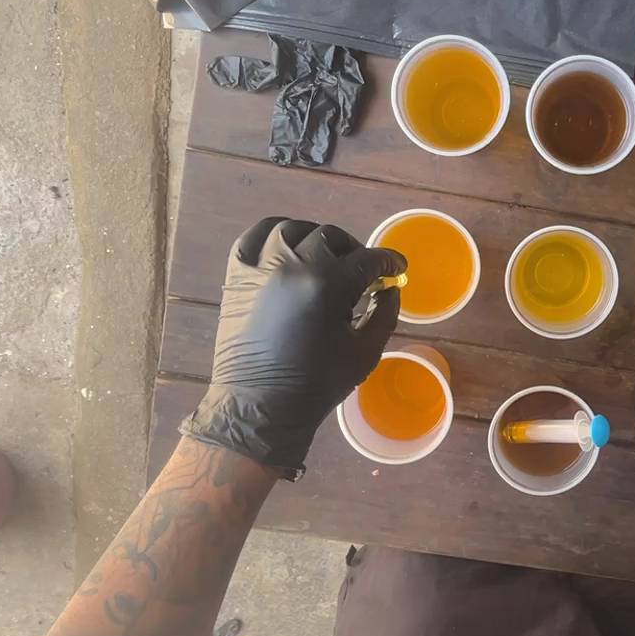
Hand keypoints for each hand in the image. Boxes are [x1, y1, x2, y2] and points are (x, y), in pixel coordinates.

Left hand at [180, 218, 405, 474]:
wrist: (260, 406)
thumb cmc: (319, 383)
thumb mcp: (366, 350)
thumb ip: (385, 311)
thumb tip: (390, 286)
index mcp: (328, 284)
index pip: (367, 259)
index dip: (388, 261)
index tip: (397, 267)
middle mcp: (292, 266)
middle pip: (330, 237)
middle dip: (353, 250)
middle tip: (362, 269)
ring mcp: (260, 268)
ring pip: (292, 229)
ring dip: (315, 238)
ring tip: (324, 255)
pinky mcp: (237, 277)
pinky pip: (254, 238)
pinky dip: (274, 235)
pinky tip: (286, 249)